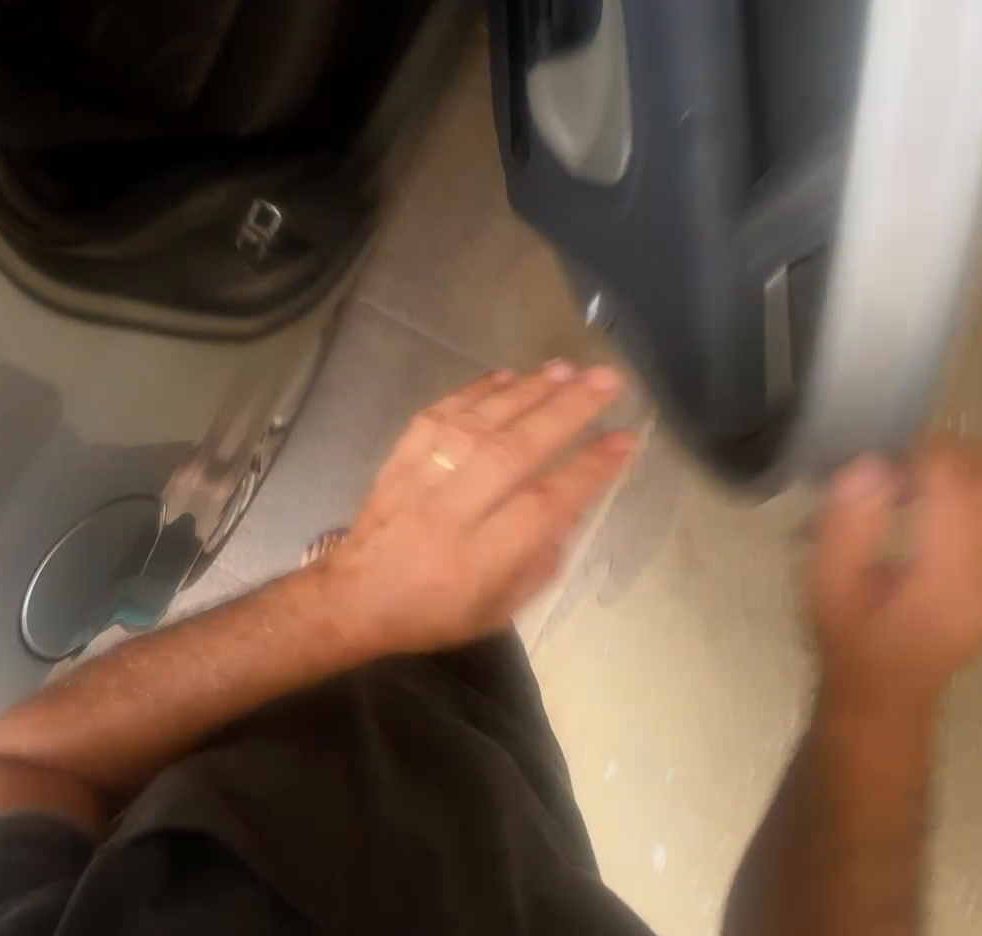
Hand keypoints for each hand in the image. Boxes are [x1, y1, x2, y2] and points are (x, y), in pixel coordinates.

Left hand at [303, 361, 637, 654]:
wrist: (354, 599)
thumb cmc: (433, 613)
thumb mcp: (497, 611)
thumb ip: (538, 562)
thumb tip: (569, 508)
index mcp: (480, 560)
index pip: (545, 504)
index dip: (589, 470)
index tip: (627, 438)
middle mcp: (450, 512)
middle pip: (514, 452)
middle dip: (565, 411)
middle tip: (607, 380)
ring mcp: (419, 481)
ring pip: (476, 426)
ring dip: (524, 392)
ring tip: (565, 368)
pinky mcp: (397, 462)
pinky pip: (435, 418)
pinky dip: (470, 392)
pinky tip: (503, 376)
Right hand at [811, 435, 981, 719]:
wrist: (887, 689)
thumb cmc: (848, 634)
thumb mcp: (827, 582)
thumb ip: (847, 524)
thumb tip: (868, 465)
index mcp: (955, 573)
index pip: (959, 483)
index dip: (921, 452)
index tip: (876, 444)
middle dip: (947, 452)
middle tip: (891, 455)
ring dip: (961, 467)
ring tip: (905, 477)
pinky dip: (973, 488)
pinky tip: (926, 502)